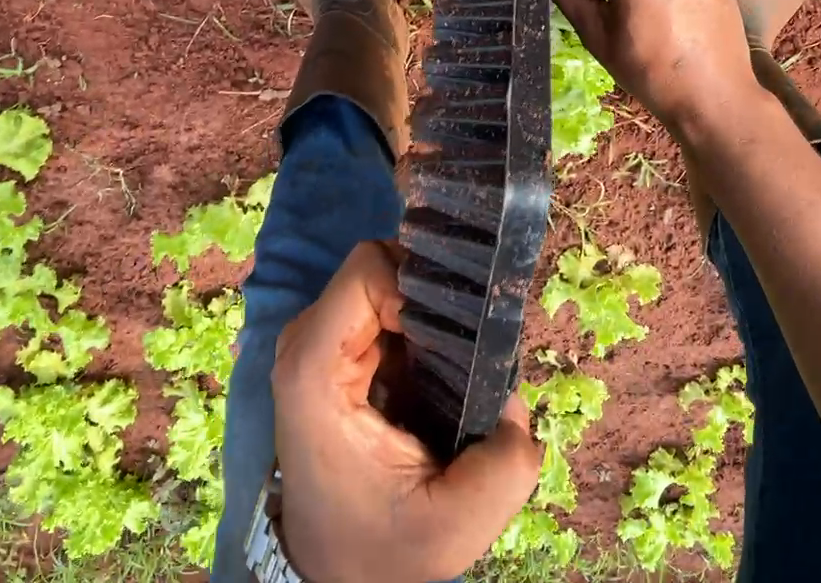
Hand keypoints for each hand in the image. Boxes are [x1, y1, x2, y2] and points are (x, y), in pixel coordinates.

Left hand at [272, 242, 541, 582]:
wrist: (336, 568)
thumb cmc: (382, 546)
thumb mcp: (453, 527)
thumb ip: (504, 466)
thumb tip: (512, 399)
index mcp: (314, 369)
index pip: (368, 268)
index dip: (418, 288)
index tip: (450, 337)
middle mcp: (308, 341)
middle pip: (380, 267)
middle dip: (433, 296)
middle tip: (470, 344)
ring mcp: (319, 342)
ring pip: (387, 282)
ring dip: (431, 310)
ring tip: (459, 359)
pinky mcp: (338, 350)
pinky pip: (387, 304)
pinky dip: (422, 323)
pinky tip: (443, 365)